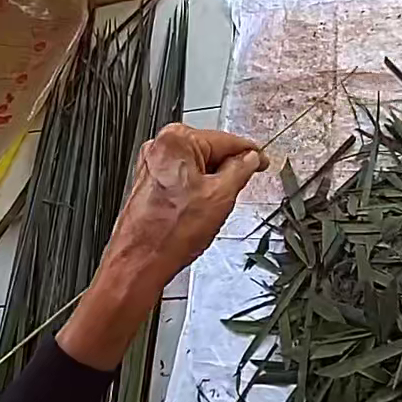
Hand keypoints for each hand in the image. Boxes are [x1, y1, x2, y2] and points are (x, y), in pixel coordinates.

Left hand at [62, 124, 267, 368]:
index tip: (261, 160)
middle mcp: (160, 147)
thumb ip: (241, 169)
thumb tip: (250, 159)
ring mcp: (152, 164)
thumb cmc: (169, 232)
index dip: (250, 152)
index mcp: (177, 140)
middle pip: (210, 150)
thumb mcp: (222, 196)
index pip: (226, 140)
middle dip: (228, 169)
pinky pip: (183, 178)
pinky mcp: (149, 182)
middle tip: (241, 188)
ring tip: (212, 208)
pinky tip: (197, 211)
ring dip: (212, 182)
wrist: (140, 261)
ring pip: (197, 166)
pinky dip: (196, 190)